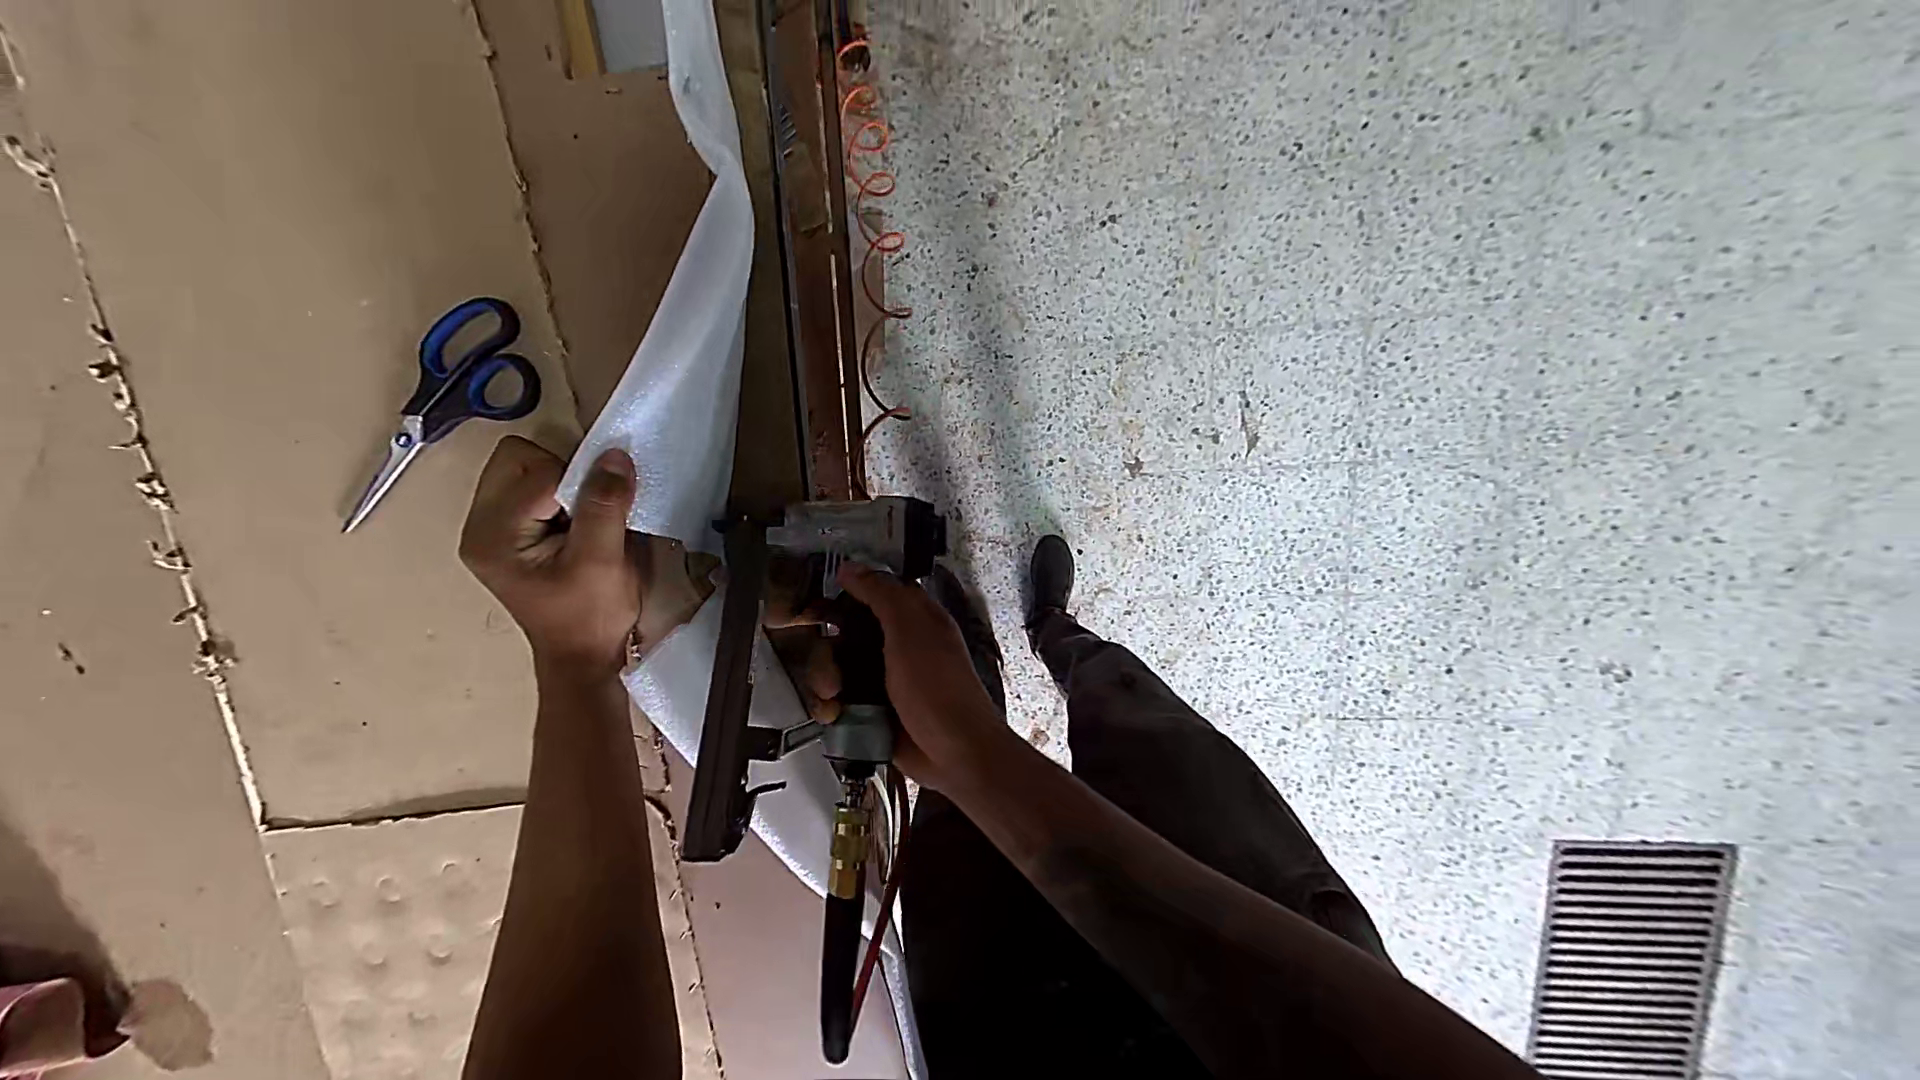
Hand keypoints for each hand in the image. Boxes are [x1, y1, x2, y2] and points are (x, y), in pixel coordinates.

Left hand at [460, 436, 640, 677]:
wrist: (583, 658)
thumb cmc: (592, 615)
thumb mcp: (604, 560)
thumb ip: (605, 505)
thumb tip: (615, 454)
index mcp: (492, 534)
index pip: (537, 470)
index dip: (580, 482)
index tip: (607, 512)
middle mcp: (479, 525)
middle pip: (518, 459)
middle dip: (565, 476)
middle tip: (591, 514)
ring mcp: (491, 529)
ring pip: (526, 470)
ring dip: (565, 487)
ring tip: (585, 525)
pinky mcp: (508, 535)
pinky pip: (533, 489)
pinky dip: (562, 498)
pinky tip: (578, 529)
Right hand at [834, 563, 1018, 792]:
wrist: (954, 752)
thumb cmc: (940, 688)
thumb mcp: (910, 630)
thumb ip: (881, 595)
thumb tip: (851, 568)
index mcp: (913, 618)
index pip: (870, 594)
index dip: (842, 596)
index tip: (815, 607)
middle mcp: (897, 645)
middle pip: (844, 633)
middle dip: (828, 649)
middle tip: (829, 668)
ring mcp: (884, 678)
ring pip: (837, 667)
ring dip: (826, 679)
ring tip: (833, 696)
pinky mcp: (873, 709)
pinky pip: (839, 699)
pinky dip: (831, 705)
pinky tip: (835, 712)